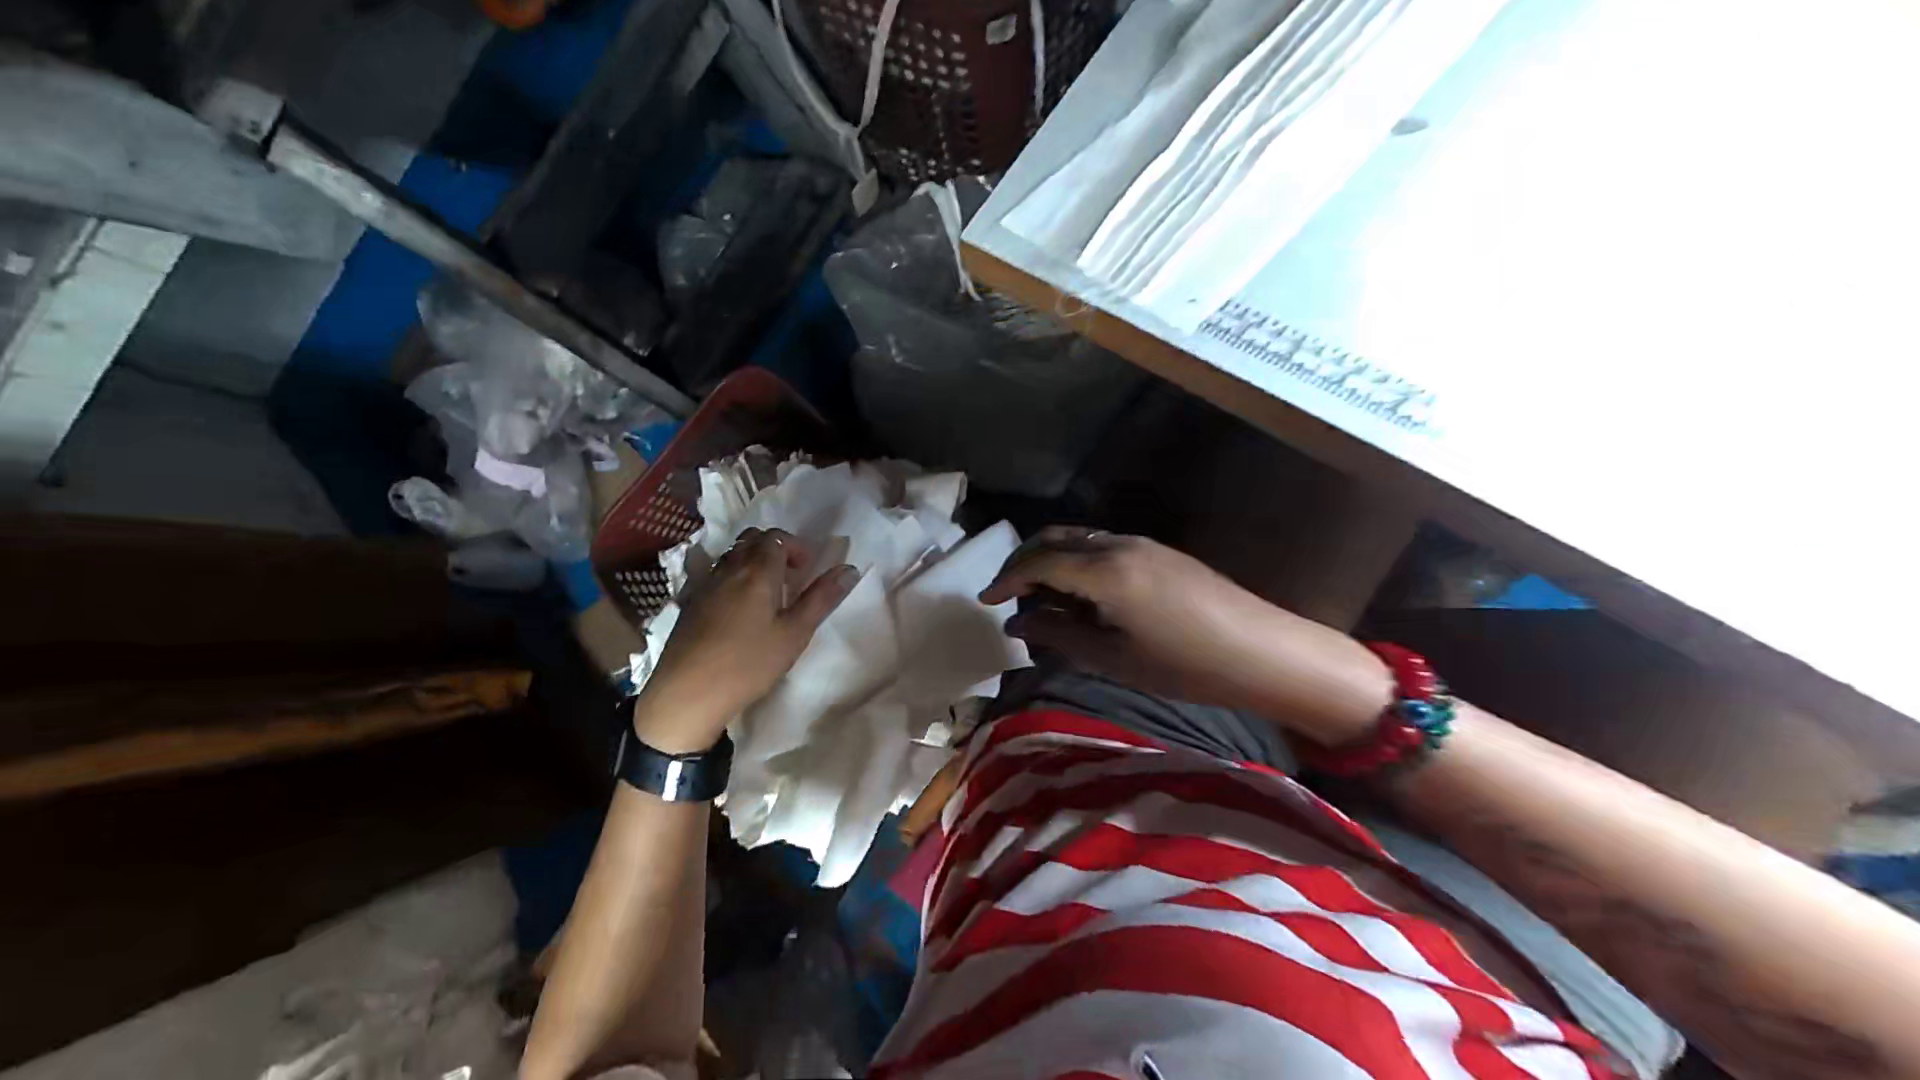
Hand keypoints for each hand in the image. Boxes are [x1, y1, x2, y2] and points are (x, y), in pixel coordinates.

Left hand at [636, 528, 858, 752]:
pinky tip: (740, 609)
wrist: (687, 693)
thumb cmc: (749, 663)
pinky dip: (734, 577)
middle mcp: (729, 569)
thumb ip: (821, 598)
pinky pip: (717, 574)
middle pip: (751, 539)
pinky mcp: (691, 603)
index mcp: (757, 571)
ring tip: (768, 593)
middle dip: (775, 549)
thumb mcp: (794, 633)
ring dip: (753, 562)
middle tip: (791, 576)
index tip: (808, 570)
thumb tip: (849, 569)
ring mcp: (705, 584)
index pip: (777, 538)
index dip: (796, 547)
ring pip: (732, 555)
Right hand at [979, 527, 1391, 744]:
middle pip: (1055, 537)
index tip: (985, 601)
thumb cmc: (1185, 664)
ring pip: (1079, 538)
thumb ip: (1060, 635)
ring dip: (1051, 559)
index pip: (1038, 561)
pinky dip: (1077, 561)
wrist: (1262, 651)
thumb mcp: (1114, 657)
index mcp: (1104, 570)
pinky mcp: (1159, 551)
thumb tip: (1018, 624)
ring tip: (1042, 598)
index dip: (1006, 579)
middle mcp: (1118, 544)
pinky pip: (1102, 545)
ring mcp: (1142, 543)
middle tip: (1008, 596)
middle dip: (1024, 562)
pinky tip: (1081, 594)